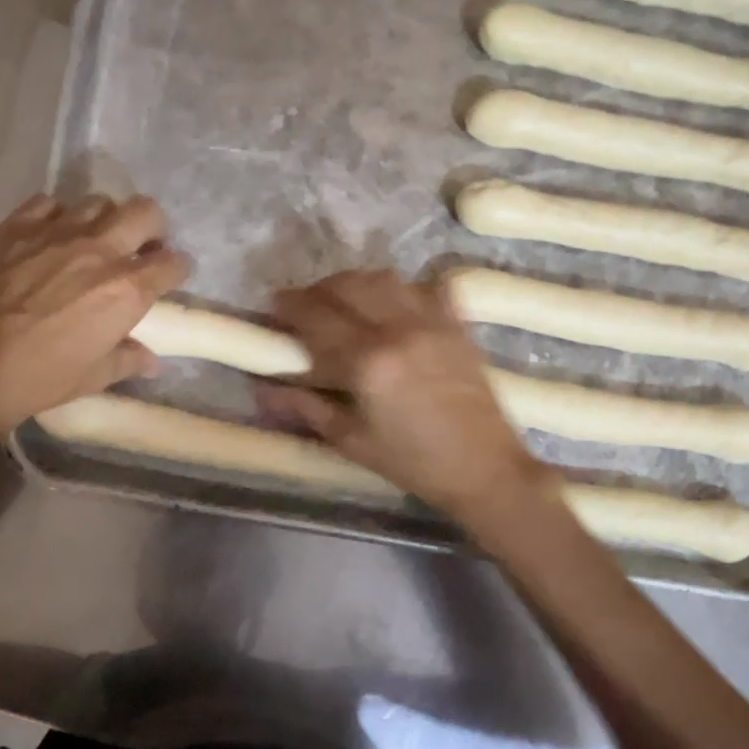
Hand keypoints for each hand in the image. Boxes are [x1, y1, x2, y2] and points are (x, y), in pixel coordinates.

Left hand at [0, 193, 189, 441]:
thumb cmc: (36, 380)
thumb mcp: (91, 378)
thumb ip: (127, 360)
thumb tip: (152, 359)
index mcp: (125, 291)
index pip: (172, 263)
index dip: (177, 268)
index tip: (172, 275)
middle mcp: (99, 250)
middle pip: (145, 212)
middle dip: (153, 227)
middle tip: (142, 246)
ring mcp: (55, 232)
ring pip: (97, 202)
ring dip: (105, 219)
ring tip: (93, 241)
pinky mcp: (14, 226)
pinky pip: (48, 203)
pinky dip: (57, 216)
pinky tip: (48, 237)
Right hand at [259, 269, 549, 516]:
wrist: (485, 469)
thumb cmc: (413, 463)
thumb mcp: (352, 441)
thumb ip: (306, 408)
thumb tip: (262, 390)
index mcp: (368, 362)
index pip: (316, 317)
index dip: (289, 306)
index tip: (273, 305)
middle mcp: (399, 329)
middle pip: (348, 286)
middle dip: (318, 289)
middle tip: (304, 304)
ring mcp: (434, 322)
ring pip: (386, 279)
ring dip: (356, 282)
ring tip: (344, 299)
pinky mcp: (459, 326)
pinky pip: (429, 288)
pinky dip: (405, 287)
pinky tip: (395, 304)